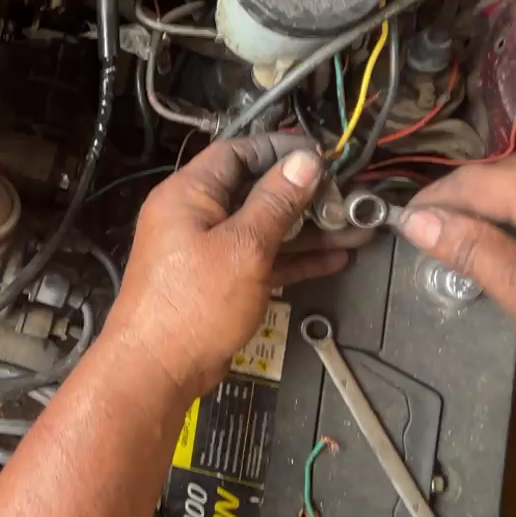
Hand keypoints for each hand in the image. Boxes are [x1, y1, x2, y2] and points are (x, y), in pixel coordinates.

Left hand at [105, 138, 368, 400]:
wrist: (158, 367)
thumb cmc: (193, 302)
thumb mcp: (243, 247)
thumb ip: (276, 203)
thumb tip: (304, 162)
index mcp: (187, 194)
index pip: (236, 153)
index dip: (279, 150)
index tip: (322, 155)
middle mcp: (195, 215)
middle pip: (254, 190)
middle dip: (302, 193)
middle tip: (348, 196)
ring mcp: (207, 249)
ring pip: (263, 227)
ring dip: (308, 227)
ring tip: (357, 227)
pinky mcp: (220, 279)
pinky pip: (261, 257)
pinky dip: (294, 257)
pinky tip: (335, 257)